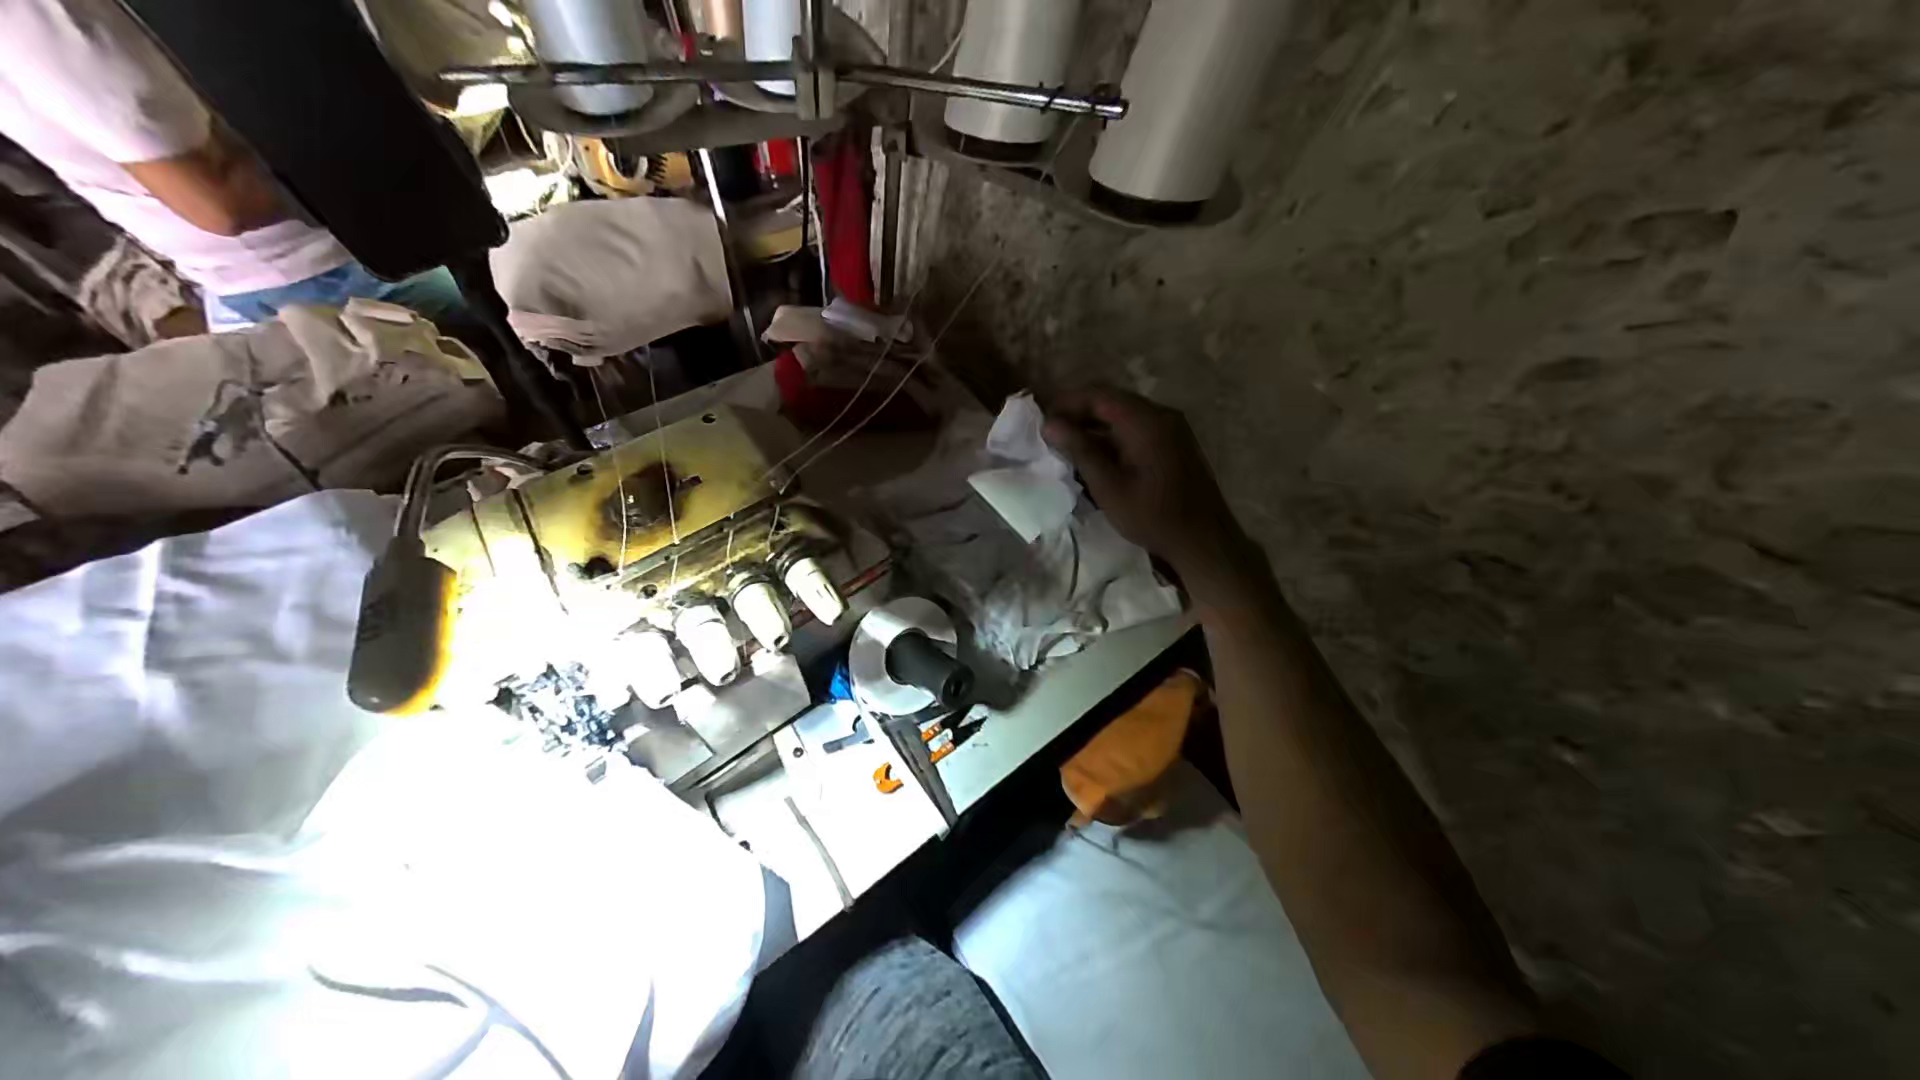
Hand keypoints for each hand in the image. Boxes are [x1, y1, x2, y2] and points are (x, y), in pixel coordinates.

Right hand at [1042, 387, 1251, 577]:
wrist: (1203, 541)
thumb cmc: (1152, 516)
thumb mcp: (1109, 486)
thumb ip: (1079, 450)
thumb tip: (1050, 424)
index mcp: (1145, 420)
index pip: (1098, 395)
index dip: (1067, 403)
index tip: (1042, 419)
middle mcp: (1161, 415)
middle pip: (1112, 400)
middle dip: (1079, 412)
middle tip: (1052, 432)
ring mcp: (1172, 428)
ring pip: (1125, 414)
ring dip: (1096, 425)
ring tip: (1069, 445)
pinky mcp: (1175, 443)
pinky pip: (1138, 428)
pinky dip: (1114, 435)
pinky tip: (1097, 456)